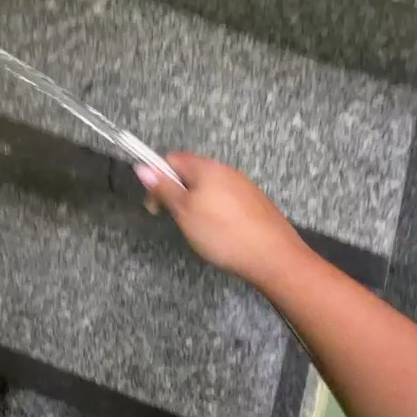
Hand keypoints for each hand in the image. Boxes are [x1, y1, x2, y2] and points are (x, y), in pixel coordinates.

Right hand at [138, 153, 310, 279]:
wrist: (274, 257)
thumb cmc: (222, 233)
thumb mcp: (184, 212)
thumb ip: (164, 188)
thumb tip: (142, 166)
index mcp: (206, 168)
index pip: (171, 159)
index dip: (158, 178)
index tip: (156, 205)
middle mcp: (226, 170)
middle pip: (191, 173)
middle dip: (177, 192)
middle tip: (176, 219)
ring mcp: (243, 186)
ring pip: (209, 187)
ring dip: (196, 202)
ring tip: (198, 228)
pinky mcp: (255, 202)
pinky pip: (226, 198)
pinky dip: (216, 210)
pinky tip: (220, 232)